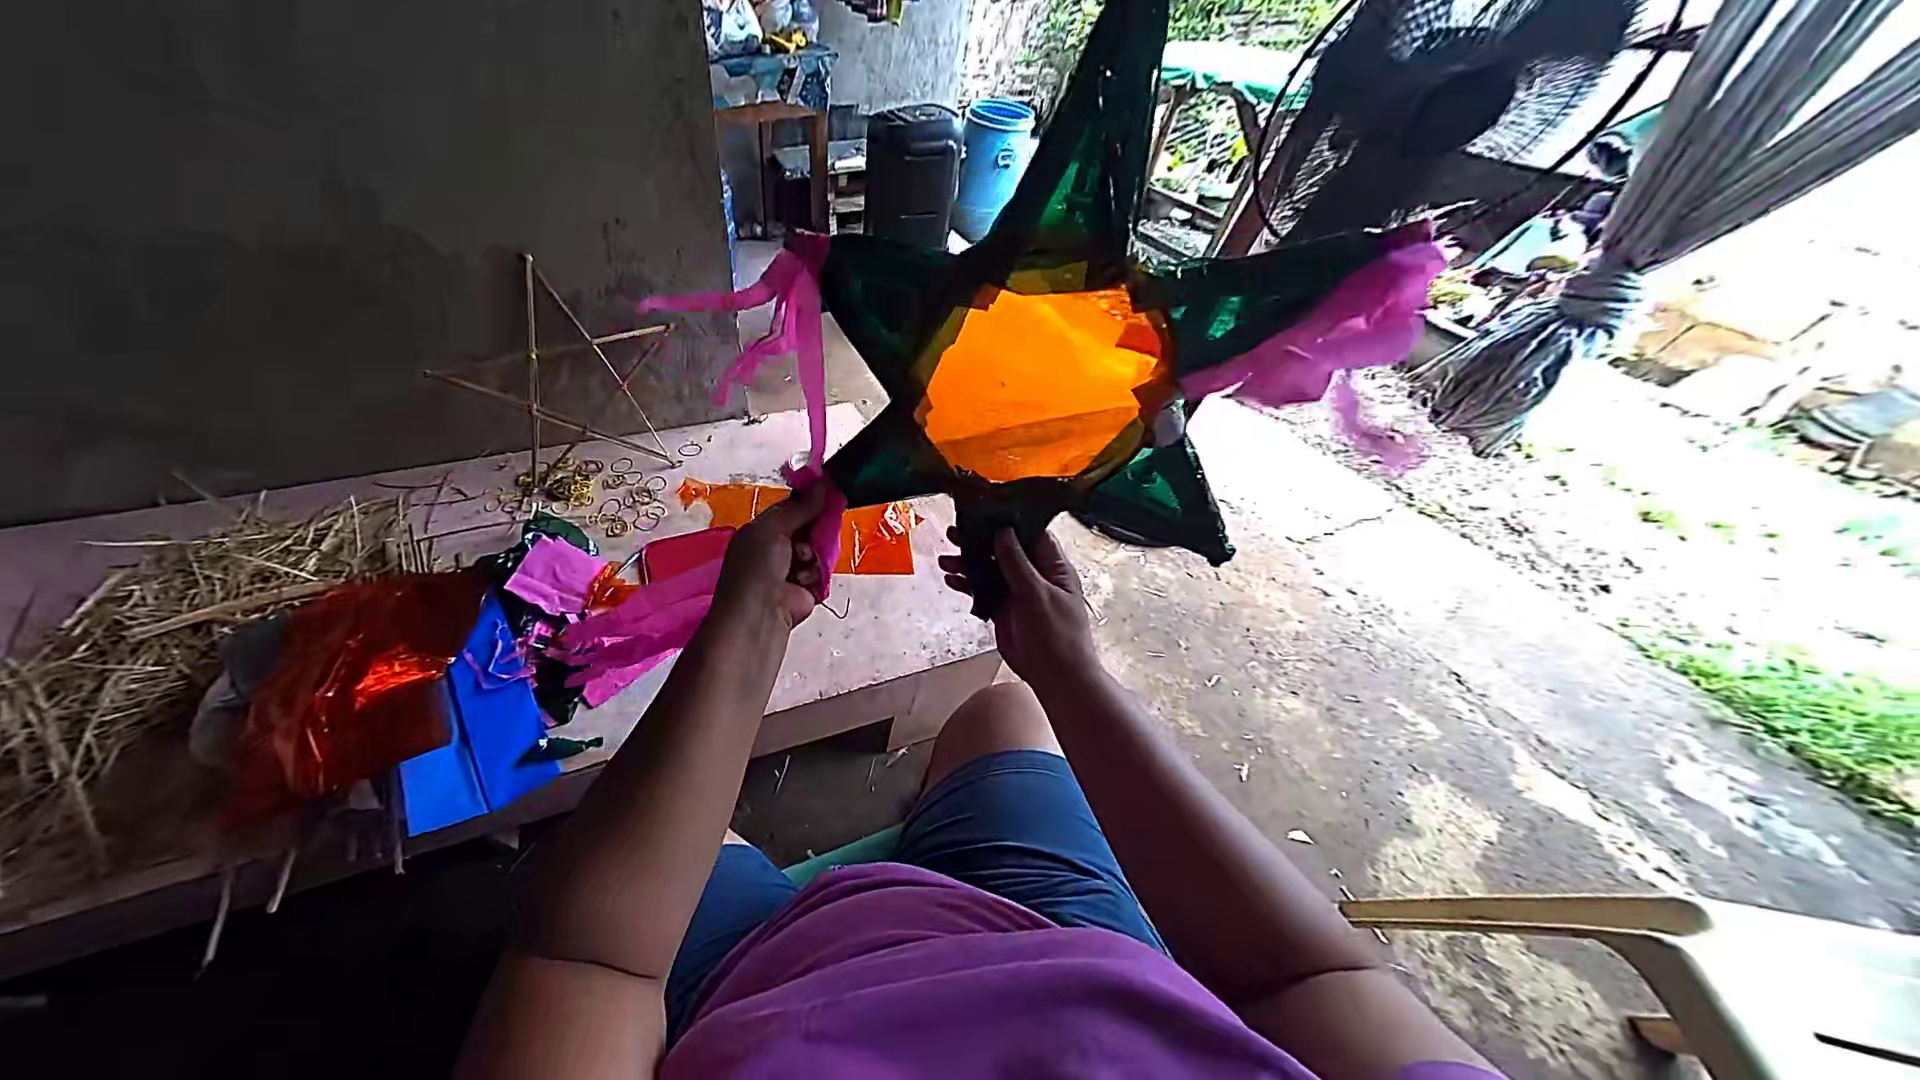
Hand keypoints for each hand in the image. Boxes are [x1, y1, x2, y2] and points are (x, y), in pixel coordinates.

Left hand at [711, 481, 827, 631]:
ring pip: (820, 549)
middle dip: (816, 529)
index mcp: (762, 529)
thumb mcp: (773, 529)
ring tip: (802, 563)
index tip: (830, 494)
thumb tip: (822, 483)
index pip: (793, 508)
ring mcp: (793, 568)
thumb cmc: (756, 568)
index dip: (811, 501)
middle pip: (811, 527)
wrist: (758, 615)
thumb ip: (800, 507)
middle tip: (816, 533)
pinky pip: (823, 571)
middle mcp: (777, 547)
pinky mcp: (808, 587)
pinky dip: (817, 574)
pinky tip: (805, 580)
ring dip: (815, 554)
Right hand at [939, 527, 1098, 685]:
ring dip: (968, 564)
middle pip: (1003, 550)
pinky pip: (982, 591)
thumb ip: (1017, 563)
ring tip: (945, 559)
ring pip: (989, 570)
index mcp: (1052, 566)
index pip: (1030, 534)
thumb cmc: (1057, 634)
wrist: (1055, 676)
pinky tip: (951, 580)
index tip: (984, 512)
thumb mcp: (1037, 593)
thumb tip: (1002, 532)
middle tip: (954, 533)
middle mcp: (1034, 575)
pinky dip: (967, 585)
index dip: (1008, 522)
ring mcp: (1017, 592)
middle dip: (980, 542)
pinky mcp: (1003, 609)